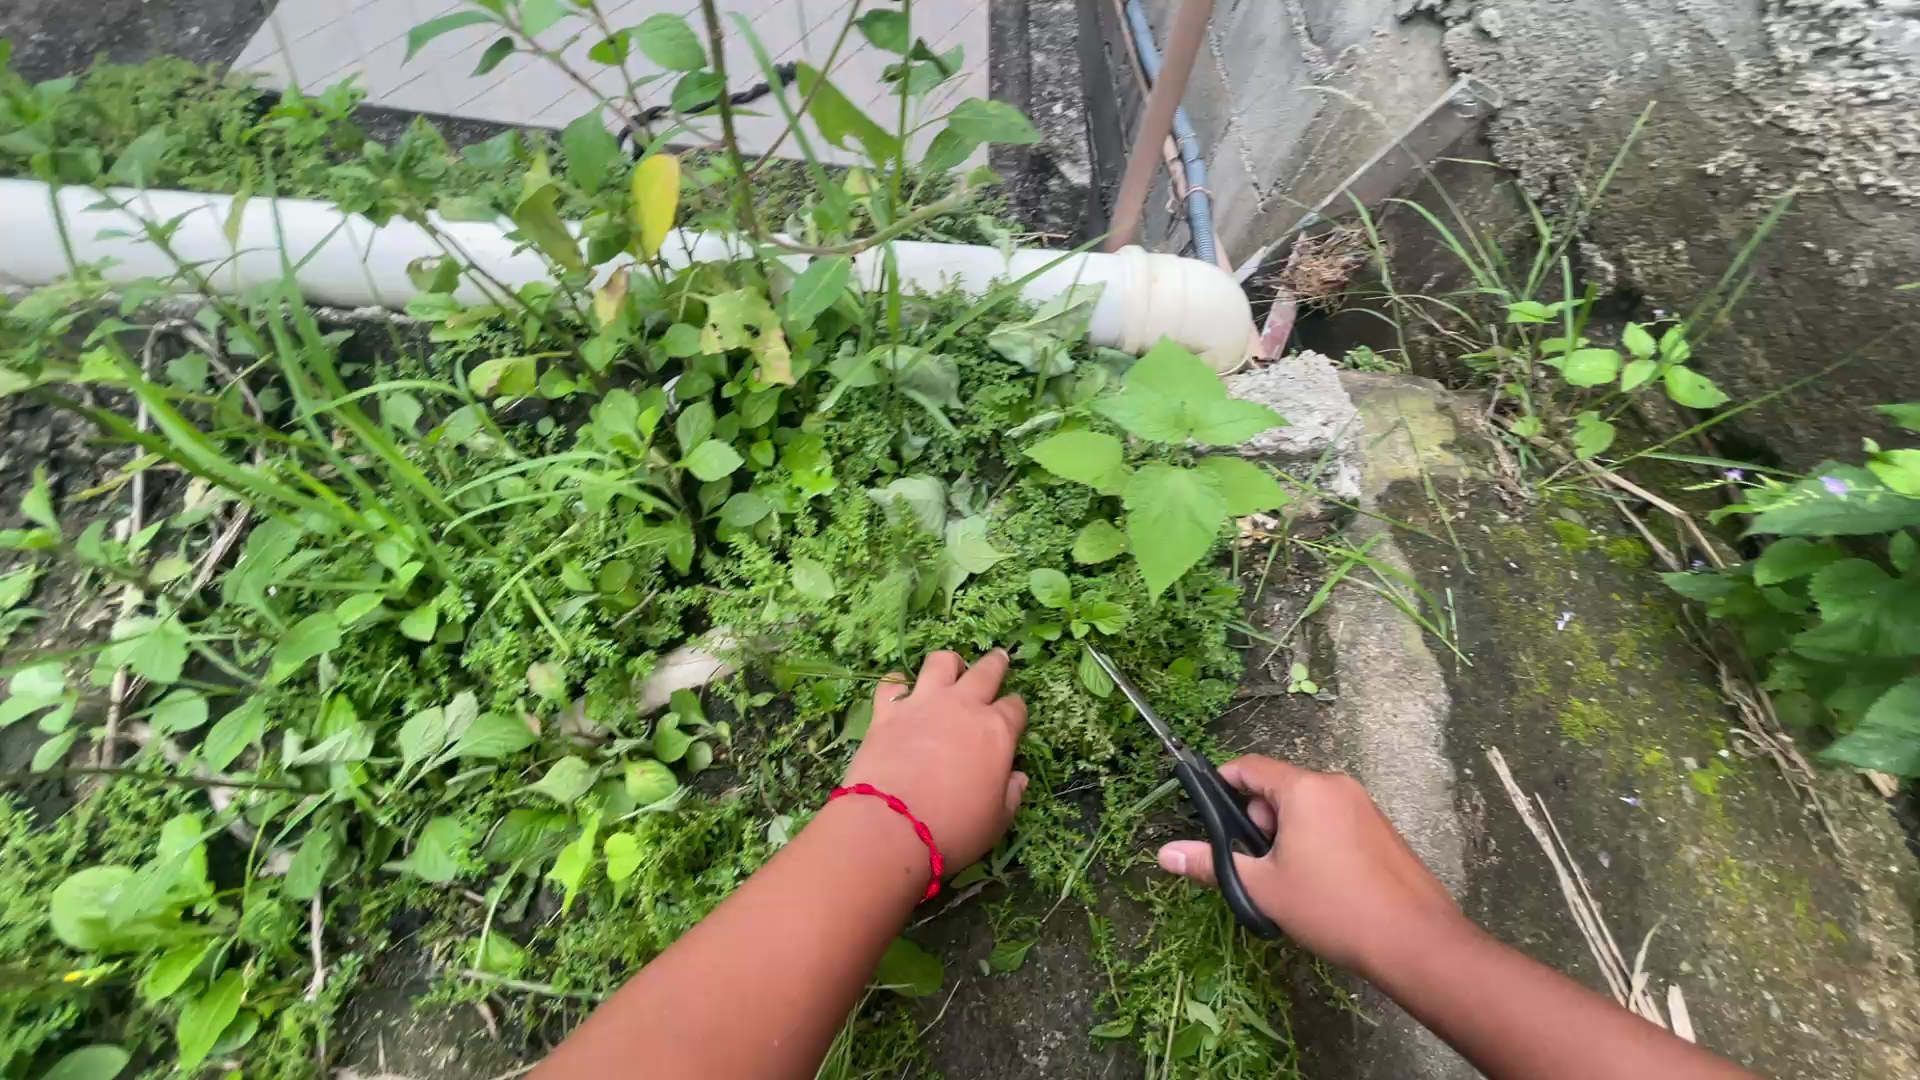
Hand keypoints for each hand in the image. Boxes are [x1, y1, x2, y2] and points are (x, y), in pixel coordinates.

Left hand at [841, 650, 1028, 870]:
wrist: (891, 826)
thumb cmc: (953, 828)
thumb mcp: (997, 821)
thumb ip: (1011, 795)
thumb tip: (1017, 778)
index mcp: (996, 731)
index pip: (1015, 708)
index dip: (1016, 711)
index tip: (1014, 716)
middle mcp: (963, 706)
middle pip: (986, 671)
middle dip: (996, 663)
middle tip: (999, 659)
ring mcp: (923, 703)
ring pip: (940, 662)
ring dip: (949, 663)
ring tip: (951, 668)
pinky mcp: (888, 711)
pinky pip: (892, 683)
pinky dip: (897, 684)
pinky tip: (899, 691)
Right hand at [1155, 755, 1464, 976]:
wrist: (1419, 946)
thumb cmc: (1334, 909)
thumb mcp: (1264, 888)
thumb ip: (1210, 864)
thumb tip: (1165, 854)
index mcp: (1305, 789)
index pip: (1250, 767)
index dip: (1223, 784)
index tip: (1211, 813)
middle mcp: (1335, 785)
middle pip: (1279, 788)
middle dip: (1260, 820)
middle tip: (1260, 863)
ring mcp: (1364, 806)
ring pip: (1306, 806)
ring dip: (1288, 833)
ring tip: (1292, 879)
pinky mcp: (1383, 829)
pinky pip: (1334, 820)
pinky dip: (1317, 840)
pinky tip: (1323, 883)